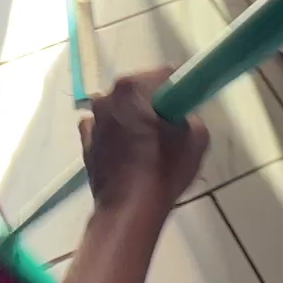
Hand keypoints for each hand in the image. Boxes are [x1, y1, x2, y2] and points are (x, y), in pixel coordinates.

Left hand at [78, 70, 209, 219]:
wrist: (130, 207)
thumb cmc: (165, 169)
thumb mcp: (197, 139)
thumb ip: (189, 116)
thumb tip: (179, 116)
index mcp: (134, 88)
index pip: (163, 75)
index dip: (177, 89)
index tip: (184, 105)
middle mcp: (108, 96)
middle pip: (138, 89)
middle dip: (153, 103)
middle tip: (169, 127)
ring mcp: (93, 118)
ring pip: (119, 107)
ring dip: (131, 117)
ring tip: (147, 143)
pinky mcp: (85, 139)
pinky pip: (103, 127)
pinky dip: (114, 134)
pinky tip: (126, 152)